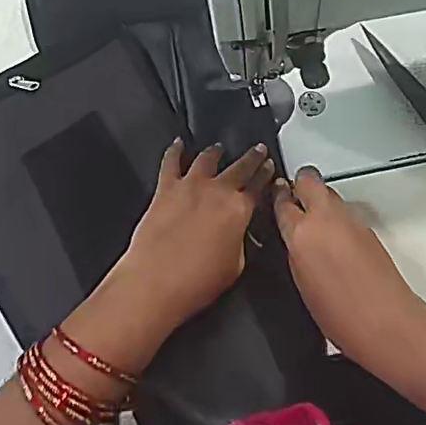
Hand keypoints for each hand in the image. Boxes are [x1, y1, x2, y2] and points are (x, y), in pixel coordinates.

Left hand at [112, 141, 273, 332]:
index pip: (257, 186)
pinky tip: (178, 144)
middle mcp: (216, 191)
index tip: (268, 168)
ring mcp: (190, 186)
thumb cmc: (197, 280)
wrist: (157, 280)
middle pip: (239, 167)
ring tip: (219, 148)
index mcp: (238, 210)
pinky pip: (171, 161)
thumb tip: (236, 235)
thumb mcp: (235, 266)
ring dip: (215, 151)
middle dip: (251, 157)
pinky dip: (175, 150)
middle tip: (257, 150)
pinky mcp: (165, 188)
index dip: (265, 175)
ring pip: (207, 159)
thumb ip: (239, 242)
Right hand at [273, 166, 425, 370]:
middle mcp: (326, 219)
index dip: (278, 197)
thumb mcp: (301, 285)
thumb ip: (295, 252)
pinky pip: (346, 213)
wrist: (389, 326)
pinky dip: (339, 220)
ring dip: (321, 201)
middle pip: (308, 179)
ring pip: (329, 193)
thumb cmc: (345, 317)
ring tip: (318, 223)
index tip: (277, 196)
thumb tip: (294, 241)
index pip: (282, 200)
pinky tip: (338, 242)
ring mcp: (350, 221)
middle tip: (295, 194)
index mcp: (301, 233)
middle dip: (300, 183)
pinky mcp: (368, 230)